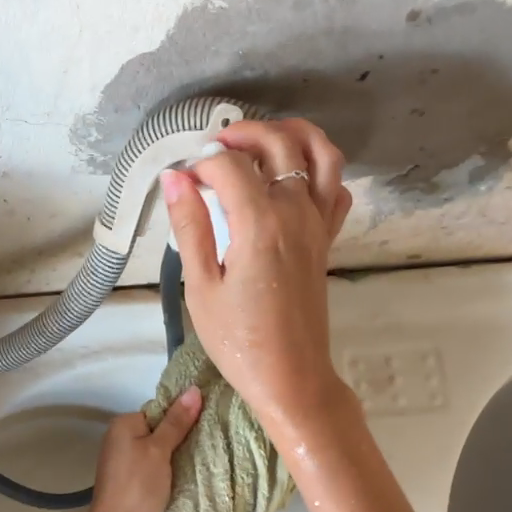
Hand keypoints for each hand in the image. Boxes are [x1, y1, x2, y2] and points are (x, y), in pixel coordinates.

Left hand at [84, 386, 202, 511]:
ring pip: (155, 449)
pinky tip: (178, 476)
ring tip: (193, 462)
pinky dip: (164, 469)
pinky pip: (150, 464)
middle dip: (176, 439)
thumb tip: (194, 389)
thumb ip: (176, 422)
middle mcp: (118, 436)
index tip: (199, 431)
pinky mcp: (127, 476)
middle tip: (200, 448)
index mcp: (123, 423)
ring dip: (172, 456)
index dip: (179, 420)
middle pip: (157, 429)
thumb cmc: (138, 485)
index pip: (159, 410)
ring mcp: (122, 458)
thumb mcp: (160, 451)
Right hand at [160, 118, 353, 431]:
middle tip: (212, 152)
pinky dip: (320, 169)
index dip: (200, 165)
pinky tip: (293, 179)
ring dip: (291, 135)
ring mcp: (318, 224)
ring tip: (259, 143)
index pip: (229, 166)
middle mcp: (296, 213)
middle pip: (277, 143)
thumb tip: (175, 179)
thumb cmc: (239, 341)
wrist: (291, 377)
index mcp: (260, 224)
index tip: (182, 184)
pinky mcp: (327, 240)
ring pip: (320, 153)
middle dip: (241, 134)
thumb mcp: (201, 288)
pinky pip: (336, 188)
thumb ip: (190, 227)